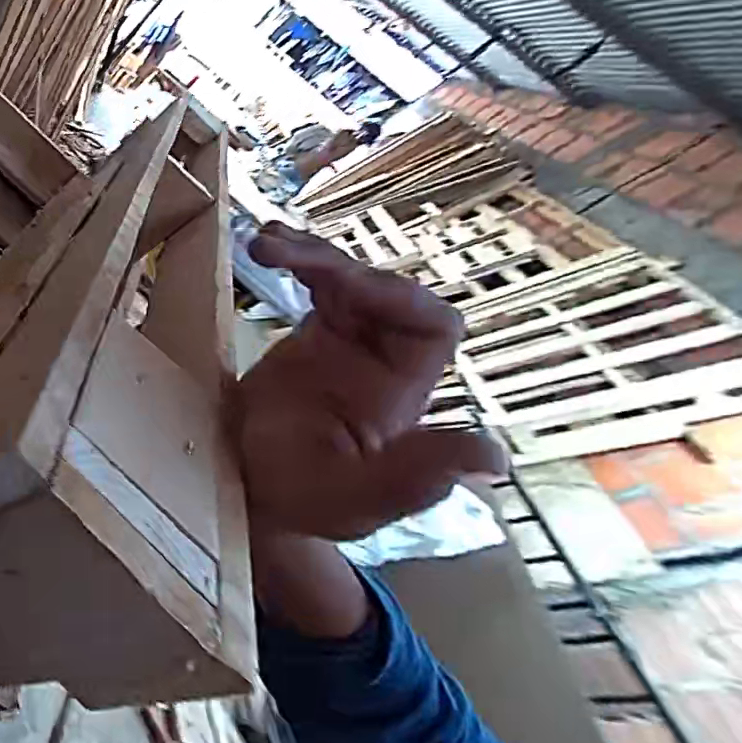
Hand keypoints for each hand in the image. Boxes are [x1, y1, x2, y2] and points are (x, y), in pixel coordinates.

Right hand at [235, 223, 505, 539]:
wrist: (250, 485)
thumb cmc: (299, 501)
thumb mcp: (353, 499)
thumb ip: (411, 478)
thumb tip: (491, 454)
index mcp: (401, 392)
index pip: (432, 325)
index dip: (396, 295)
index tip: (335, 285)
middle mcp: (381, 360)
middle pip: (380, 289)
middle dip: (332, 262)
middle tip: (273, 249)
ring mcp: (346, 345)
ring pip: (344, 278)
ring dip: (308, 253)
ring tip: (262, 241)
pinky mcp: (311, 337)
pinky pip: (314, 287)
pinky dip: (294, 261)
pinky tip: (265, 245)